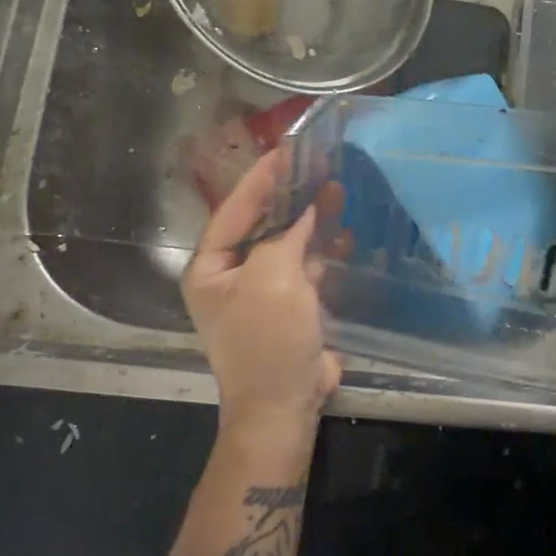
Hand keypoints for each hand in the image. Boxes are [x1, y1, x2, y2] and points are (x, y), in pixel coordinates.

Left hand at [183, 149, 341, 425]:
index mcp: (211, 270)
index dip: (260, 180)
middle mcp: (233, 277)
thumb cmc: (267, 338)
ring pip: (288, 246)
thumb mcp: (273, 278)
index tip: (285, 151)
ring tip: (337, 192)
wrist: (283, 403)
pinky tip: (345, 235)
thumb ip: (286, 236)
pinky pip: (306, 270)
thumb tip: (306, 210)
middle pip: (263, 226)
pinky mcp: (291, 309)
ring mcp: (263, 294)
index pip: (234, 211)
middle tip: (317, 166)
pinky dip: (323, 252)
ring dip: (312, 223)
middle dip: (291, 199)